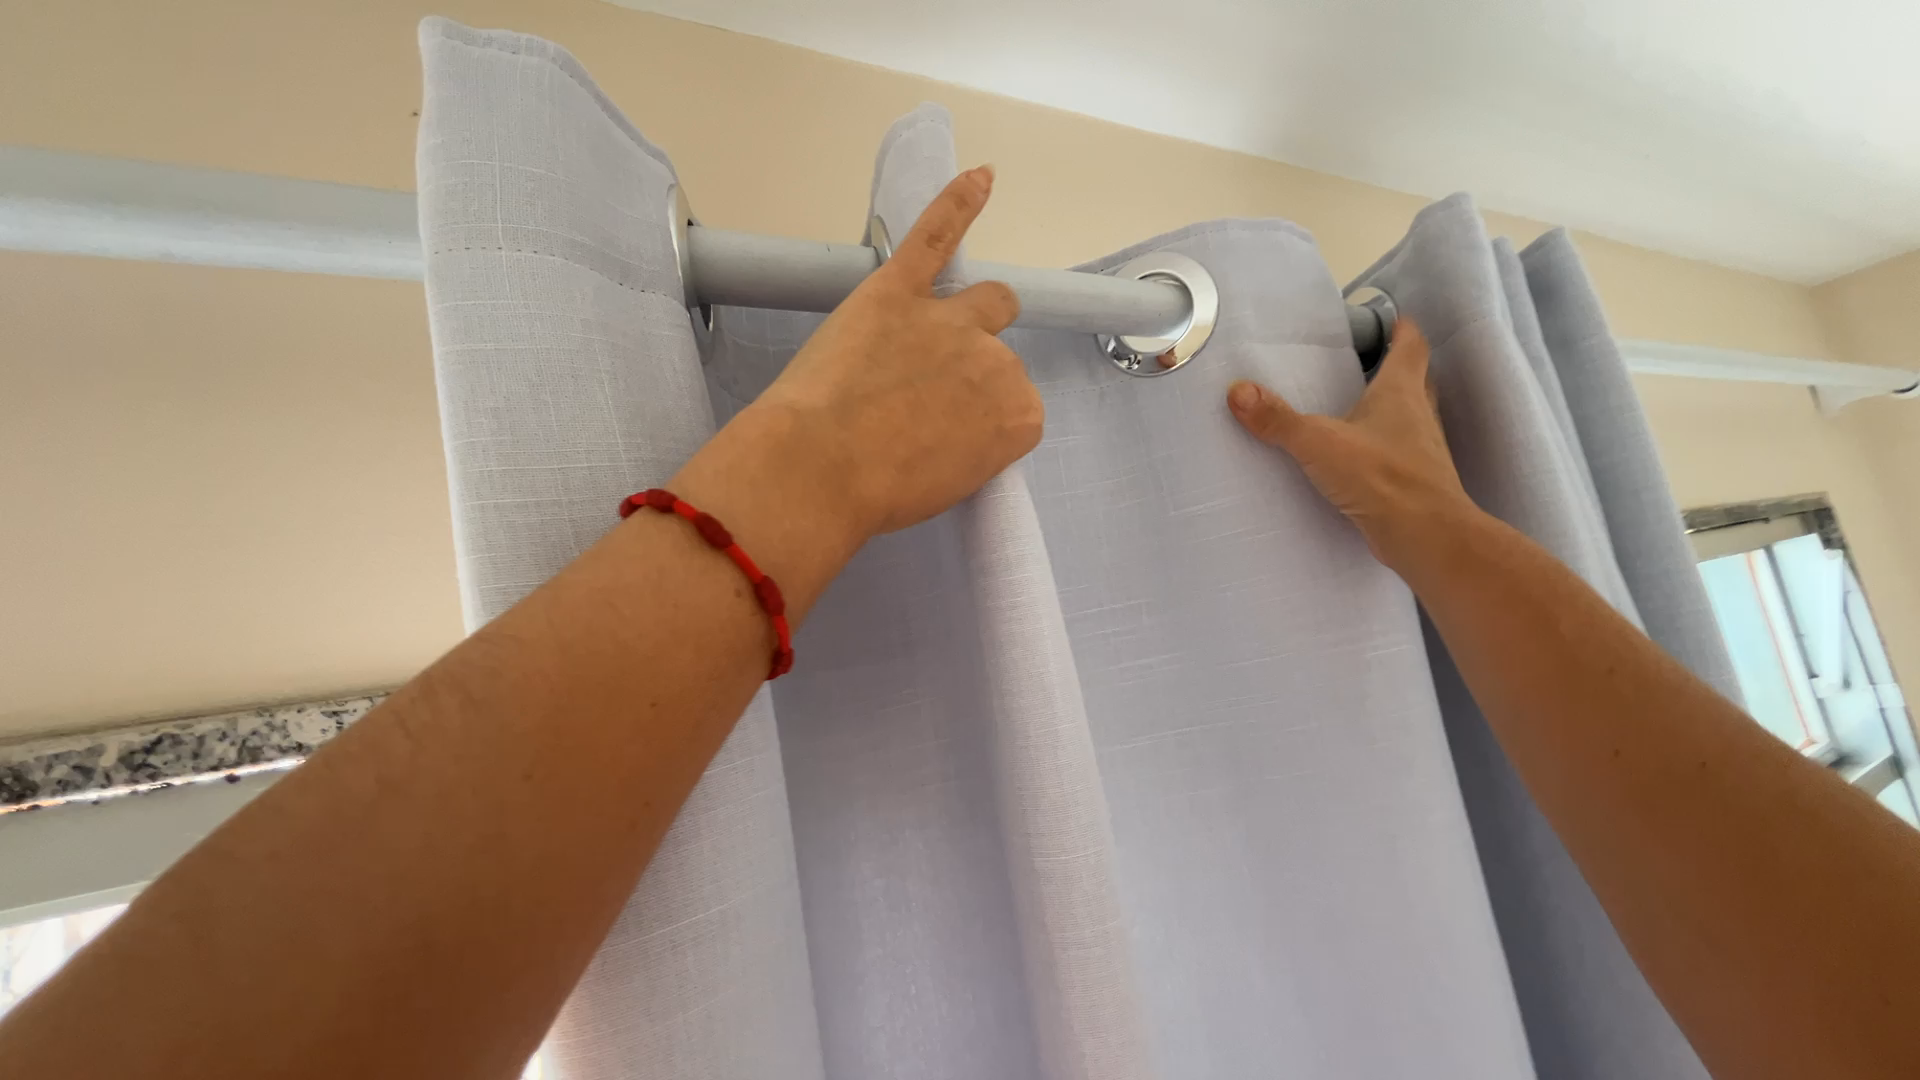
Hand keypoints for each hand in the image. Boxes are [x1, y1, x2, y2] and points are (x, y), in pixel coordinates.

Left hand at [747, 165, 1041, 538]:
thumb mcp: (950, 485)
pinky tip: (981, 177)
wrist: (820, 469)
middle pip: (999, 356)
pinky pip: (936, 236)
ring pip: (987, 302)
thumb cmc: (881, 494)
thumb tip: (958, 422)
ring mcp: (951, 319)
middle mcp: (1000, 362)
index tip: (949, 435)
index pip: (1016, 406)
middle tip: (919, 404)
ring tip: (928, 341)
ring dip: (970, 318)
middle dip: (968, 377)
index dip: (980, 419)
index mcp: (1019, 418)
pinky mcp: (899, 289)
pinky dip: (959, 204)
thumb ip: (973, 443)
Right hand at [1225, 320, 1478, 567]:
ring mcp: (1421, 450)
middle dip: (1397, 367)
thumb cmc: (1380, 476)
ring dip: (1392, 409)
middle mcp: (1419, 414)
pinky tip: (1359, 457)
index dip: (1402, 329)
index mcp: (1401, 392)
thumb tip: (1237, 391)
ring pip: (1411, 417)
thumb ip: (1277, 419)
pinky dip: (1383, 446)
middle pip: (1416, 379)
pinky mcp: (1415, 481)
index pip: (1410, 346)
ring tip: (1359, 408)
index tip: (1391, 319)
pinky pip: (1400, 452)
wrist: (1424, 535)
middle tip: (1369, 362)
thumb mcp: (1317, 443)